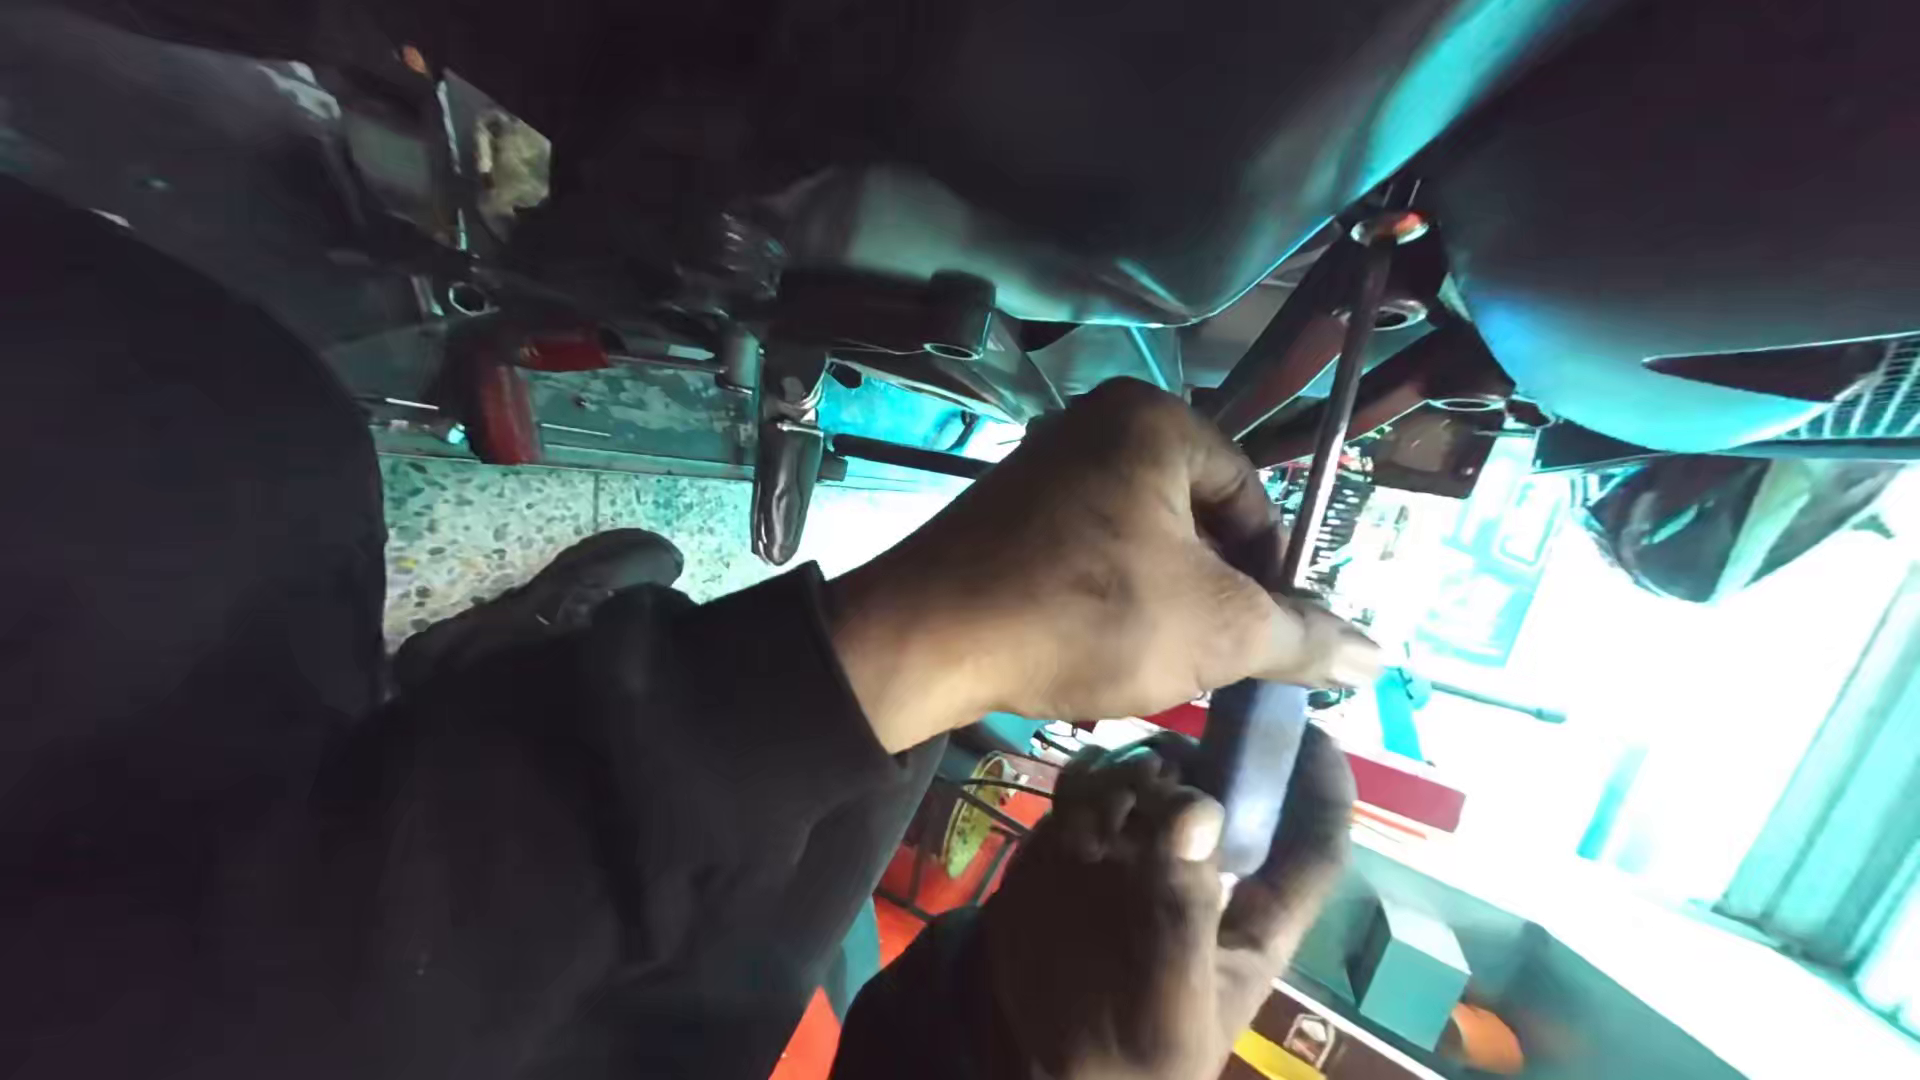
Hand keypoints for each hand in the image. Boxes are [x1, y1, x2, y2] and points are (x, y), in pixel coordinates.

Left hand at [828, 377, 1380, 751]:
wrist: (930, 637)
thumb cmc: (1085, 614)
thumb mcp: (1214, 629)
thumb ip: (1300, 635)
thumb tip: (1376, 653)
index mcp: (1151, 421)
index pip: (1249, 498)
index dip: (1265, 574)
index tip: (1257, 635)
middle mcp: (1090, 426)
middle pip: (1190, 519)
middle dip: (1205, 591)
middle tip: (1200, 653)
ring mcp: (1040, 466)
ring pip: (1136, 540)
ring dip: (1155, 600)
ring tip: (1143, 654)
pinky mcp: (1005, 510)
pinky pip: (1082, 548)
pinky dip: (1102, 594)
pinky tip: (1091, 639)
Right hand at [982, 730, 1352, 1079]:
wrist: (1025, 1038)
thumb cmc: (1120, 1049)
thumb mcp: (1165, 1002)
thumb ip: (1182, 908)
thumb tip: (1197, 806)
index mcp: (1253, 913)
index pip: (1310, 842)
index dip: (1321, 785)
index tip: (1307, 728)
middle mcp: (1202, 861)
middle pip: (1221, 781)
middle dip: (1198, 764)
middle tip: (1153, 775)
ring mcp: (1141, 839)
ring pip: (1155, 769)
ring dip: (1130, 772)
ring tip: (1097, 819)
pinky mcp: (1088, 826)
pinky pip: (1094, 775)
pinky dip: (1084, 776)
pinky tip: (1069, 810)